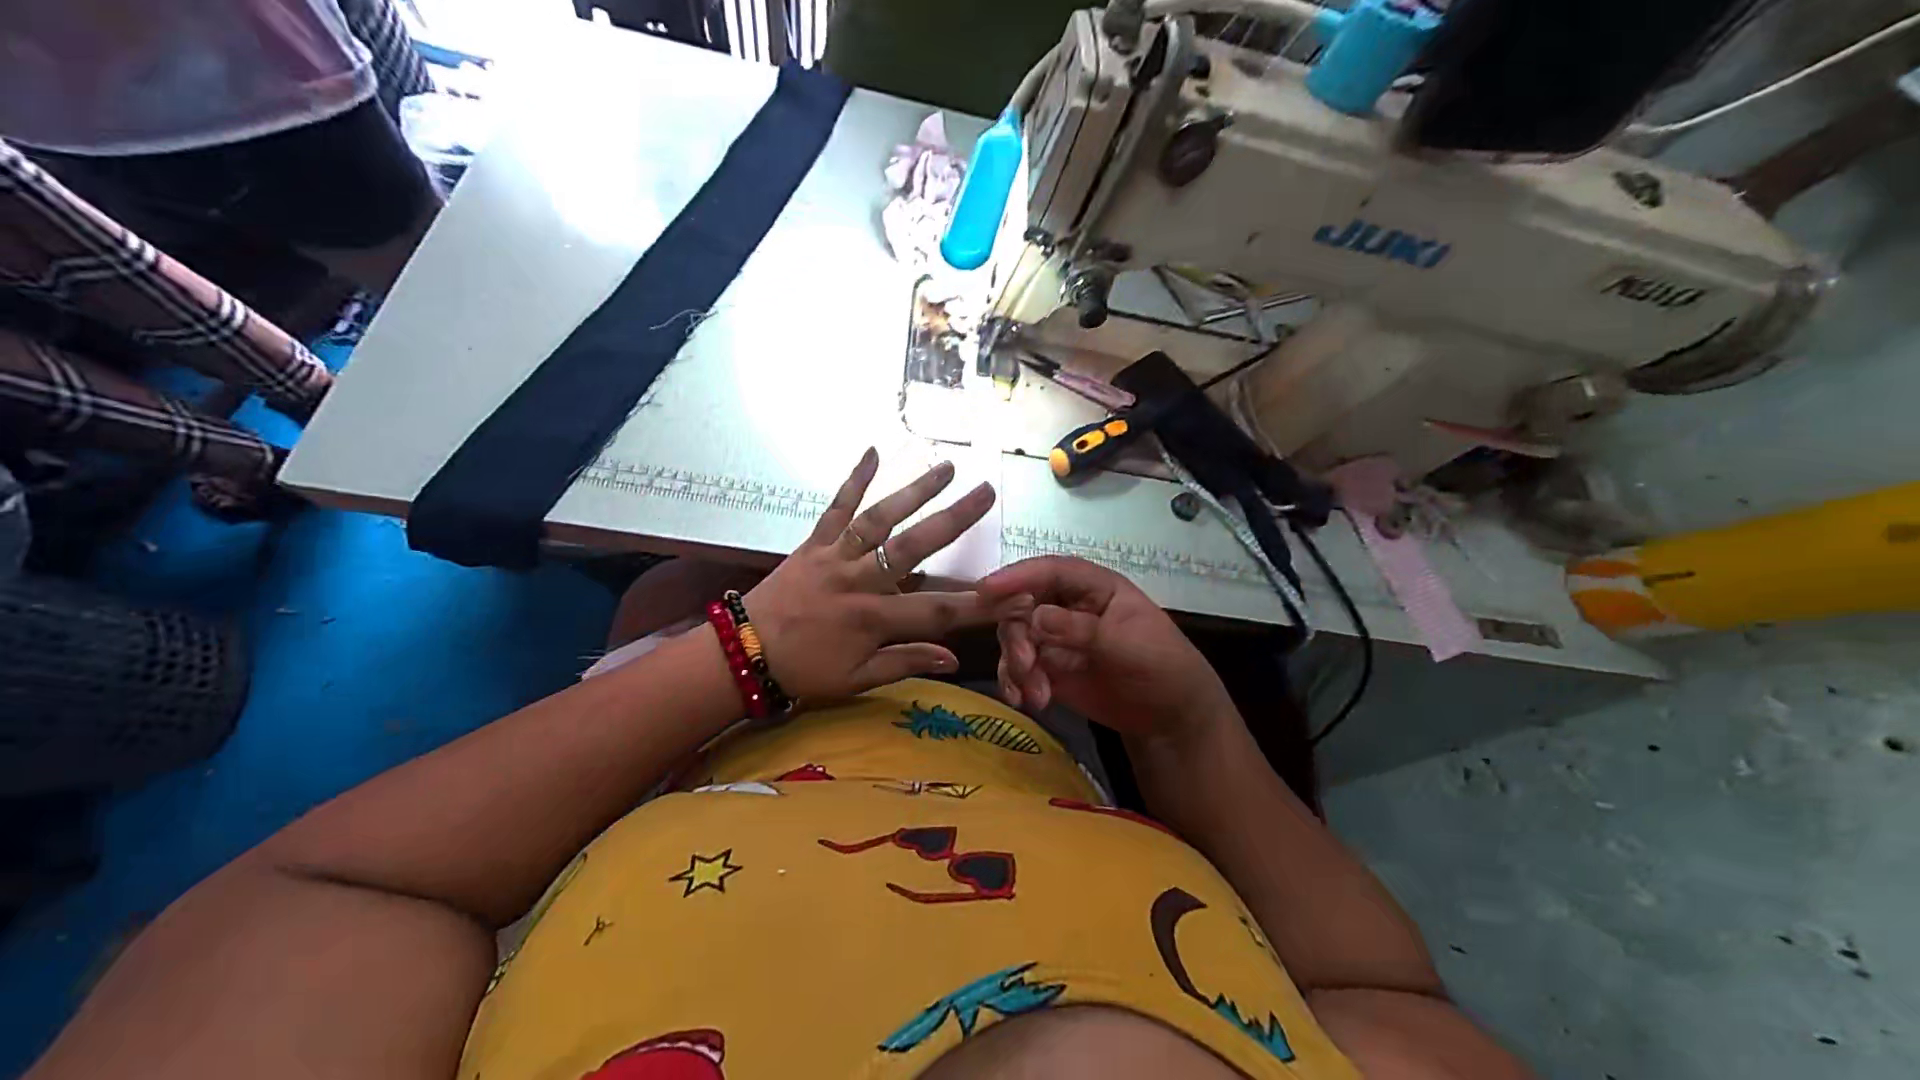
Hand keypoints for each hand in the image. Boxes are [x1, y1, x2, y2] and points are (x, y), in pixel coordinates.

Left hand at [740, 449, 996, 698]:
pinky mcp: (814, 543)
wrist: (744, 651)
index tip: (1017, 592)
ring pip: (880, 519)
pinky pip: (836, 508)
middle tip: (987, 492)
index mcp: (875, 619)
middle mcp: (861, 581)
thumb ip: (906, 663)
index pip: (939, 611)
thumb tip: (953, 658)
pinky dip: (853, 480)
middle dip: (955, 519)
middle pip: (916, 546)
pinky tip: (872, 452)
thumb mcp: (857, 680)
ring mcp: (837, 557)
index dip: (980, 604)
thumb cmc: (805, 670)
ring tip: (946, 466)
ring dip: (914, 491)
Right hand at [979, 556, 1235, 741]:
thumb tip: (1036, 616)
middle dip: (1017, 634)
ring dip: (1017, 663)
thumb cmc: (1162, 666)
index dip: (1018, 576)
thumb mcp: (1128, 645)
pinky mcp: (1047, 667)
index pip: (1050, 571)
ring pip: (1015, 636)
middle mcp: (1067, 605)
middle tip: (1025, 663)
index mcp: (1093, 586)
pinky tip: (1025, 701)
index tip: (987, 589)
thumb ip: (1082, 630)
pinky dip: (1015, 682)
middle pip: (1022, 604)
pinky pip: (1017, 667)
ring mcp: (1055, 637)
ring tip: (1036, 695)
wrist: (1170, 717)